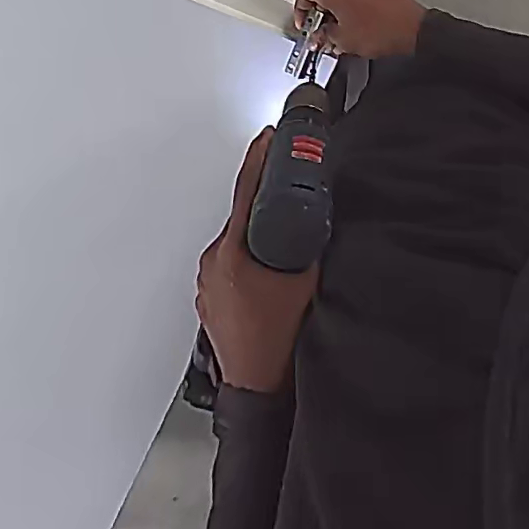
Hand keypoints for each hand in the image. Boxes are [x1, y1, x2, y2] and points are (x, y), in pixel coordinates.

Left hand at [196, 128, 318, 392]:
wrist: (260, 391)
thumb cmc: (279, 343)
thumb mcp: (306, 281)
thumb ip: (310, 243)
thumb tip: (318, 214)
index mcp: (232, 255)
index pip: (245, 191)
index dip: (258, 159)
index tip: (267, 137)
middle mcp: (213, 264)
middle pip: (241, 216)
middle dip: (263, 200)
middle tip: (287, 186)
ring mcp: (209, 282)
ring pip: (237, 241)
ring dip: (258, 233)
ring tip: (283, 238)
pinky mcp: (211, 296)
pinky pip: (230, 262)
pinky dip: (249, 256)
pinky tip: (268, 269)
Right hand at [293, 0, 427, 58]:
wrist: (411, 29)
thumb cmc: (380, 30)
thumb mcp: (343, 40)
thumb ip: (325, 36)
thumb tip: (322, 35)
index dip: (300, 8)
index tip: (304, 22)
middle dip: (318, 8)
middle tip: (319, 26)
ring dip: (335, 5)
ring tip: (339, 26)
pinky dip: (351, 2)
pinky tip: (355, 20)